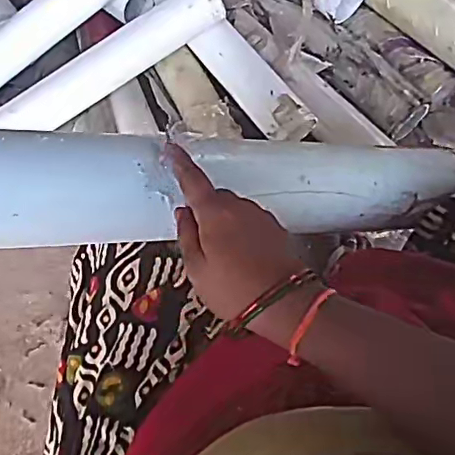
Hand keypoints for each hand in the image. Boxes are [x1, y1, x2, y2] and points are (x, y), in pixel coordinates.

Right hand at [164, 142, 312, 327]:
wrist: (283, 305)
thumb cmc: (235, 291)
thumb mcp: (197, 269)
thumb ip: (186, 236)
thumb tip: (183, 214)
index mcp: (214, 214)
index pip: (193, 180)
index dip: (180, 163)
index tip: (171, 150)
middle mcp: (239, 208)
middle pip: (214, 197)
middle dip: (203, 210)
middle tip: (197, 240)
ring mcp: (259, 216)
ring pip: (232, 209)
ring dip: (223, 223)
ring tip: (220, 256)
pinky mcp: (274, 228)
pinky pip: (249, 221)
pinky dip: (240, 231)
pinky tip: (238, 256)